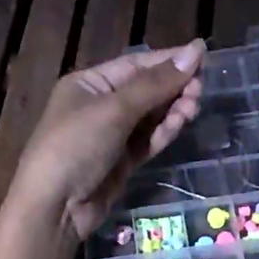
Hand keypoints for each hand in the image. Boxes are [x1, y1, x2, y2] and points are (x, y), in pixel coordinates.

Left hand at [10, 41, 204, 239]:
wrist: (55, 206)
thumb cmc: (76, 146)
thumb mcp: (115, 109)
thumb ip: (155, 84)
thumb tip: (194, 52)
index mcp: (90, 83)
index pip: (136, 66)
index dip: (169, 61)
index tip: (203, 56)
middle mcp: (100, 106)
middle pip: (145, 91)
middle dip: (173, 89)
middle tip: (199, 91)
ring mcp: (111, 137)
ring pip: (149, 118)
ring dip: (172, 111)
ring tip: (192, 108)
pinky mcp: (121, 163)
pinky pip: (147, 141)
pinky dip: (163, 133)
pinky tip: (179, 124)